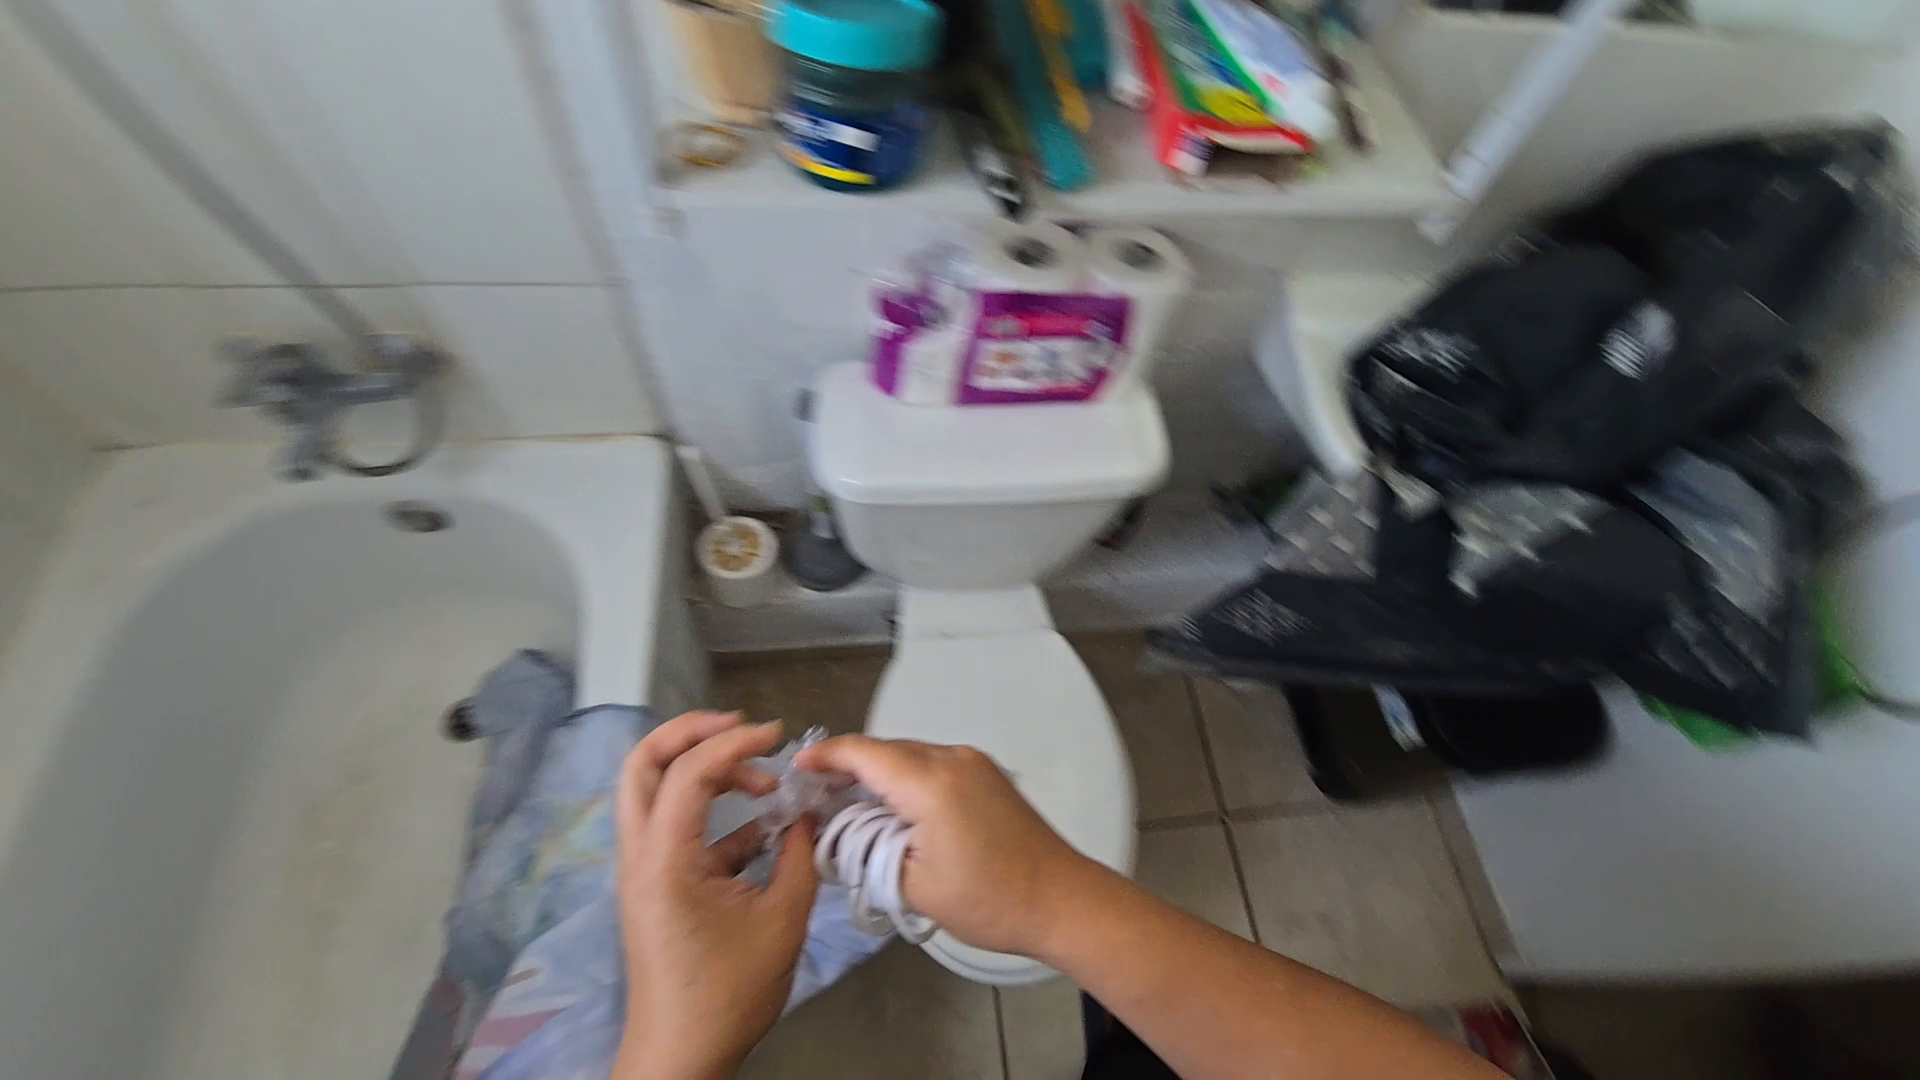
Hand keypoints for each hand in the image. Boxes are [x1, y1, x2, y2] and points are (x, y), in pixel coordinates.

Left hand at [614, 712, 819, 1079]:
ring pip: (653, 788)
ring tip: (762, 777)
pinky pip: (677, 824)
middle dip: (692, 732)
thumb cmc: (729, 994)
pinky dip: (715, 809)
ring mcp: (643, 868)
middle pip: (643, 764)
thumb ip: (800, 853)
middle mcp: (641, 854)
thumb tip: (807, 812)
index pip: (689, 770)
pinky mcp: (656, 883)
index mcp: (665, 859)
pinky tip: (764, 827)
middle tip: (743, 727)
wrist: (681, 1058)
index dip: (735, 742)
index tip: (779, 736)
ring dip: (703, 767)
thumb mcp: (783, 919)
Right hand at [794, 735, 1098, 957]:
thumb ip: (870, 851)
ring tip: (849, 799)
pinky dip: (906, 776)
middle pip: (887, 750)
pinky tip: (894, 802)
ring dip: (879, 771)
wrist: (1061, 897)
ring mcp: (974, 761)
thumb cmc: (988, 899)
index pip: (866, 754)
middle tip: (816, 791)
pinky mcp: (987, 773)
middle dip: (849, 765)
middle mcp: (952, 758)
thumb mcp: (914, 885)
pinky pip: (933, 763)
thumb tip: (842, 833)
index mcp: (931, 782)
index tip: (797, 766)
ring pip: (911, 755)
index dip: (828, 756)